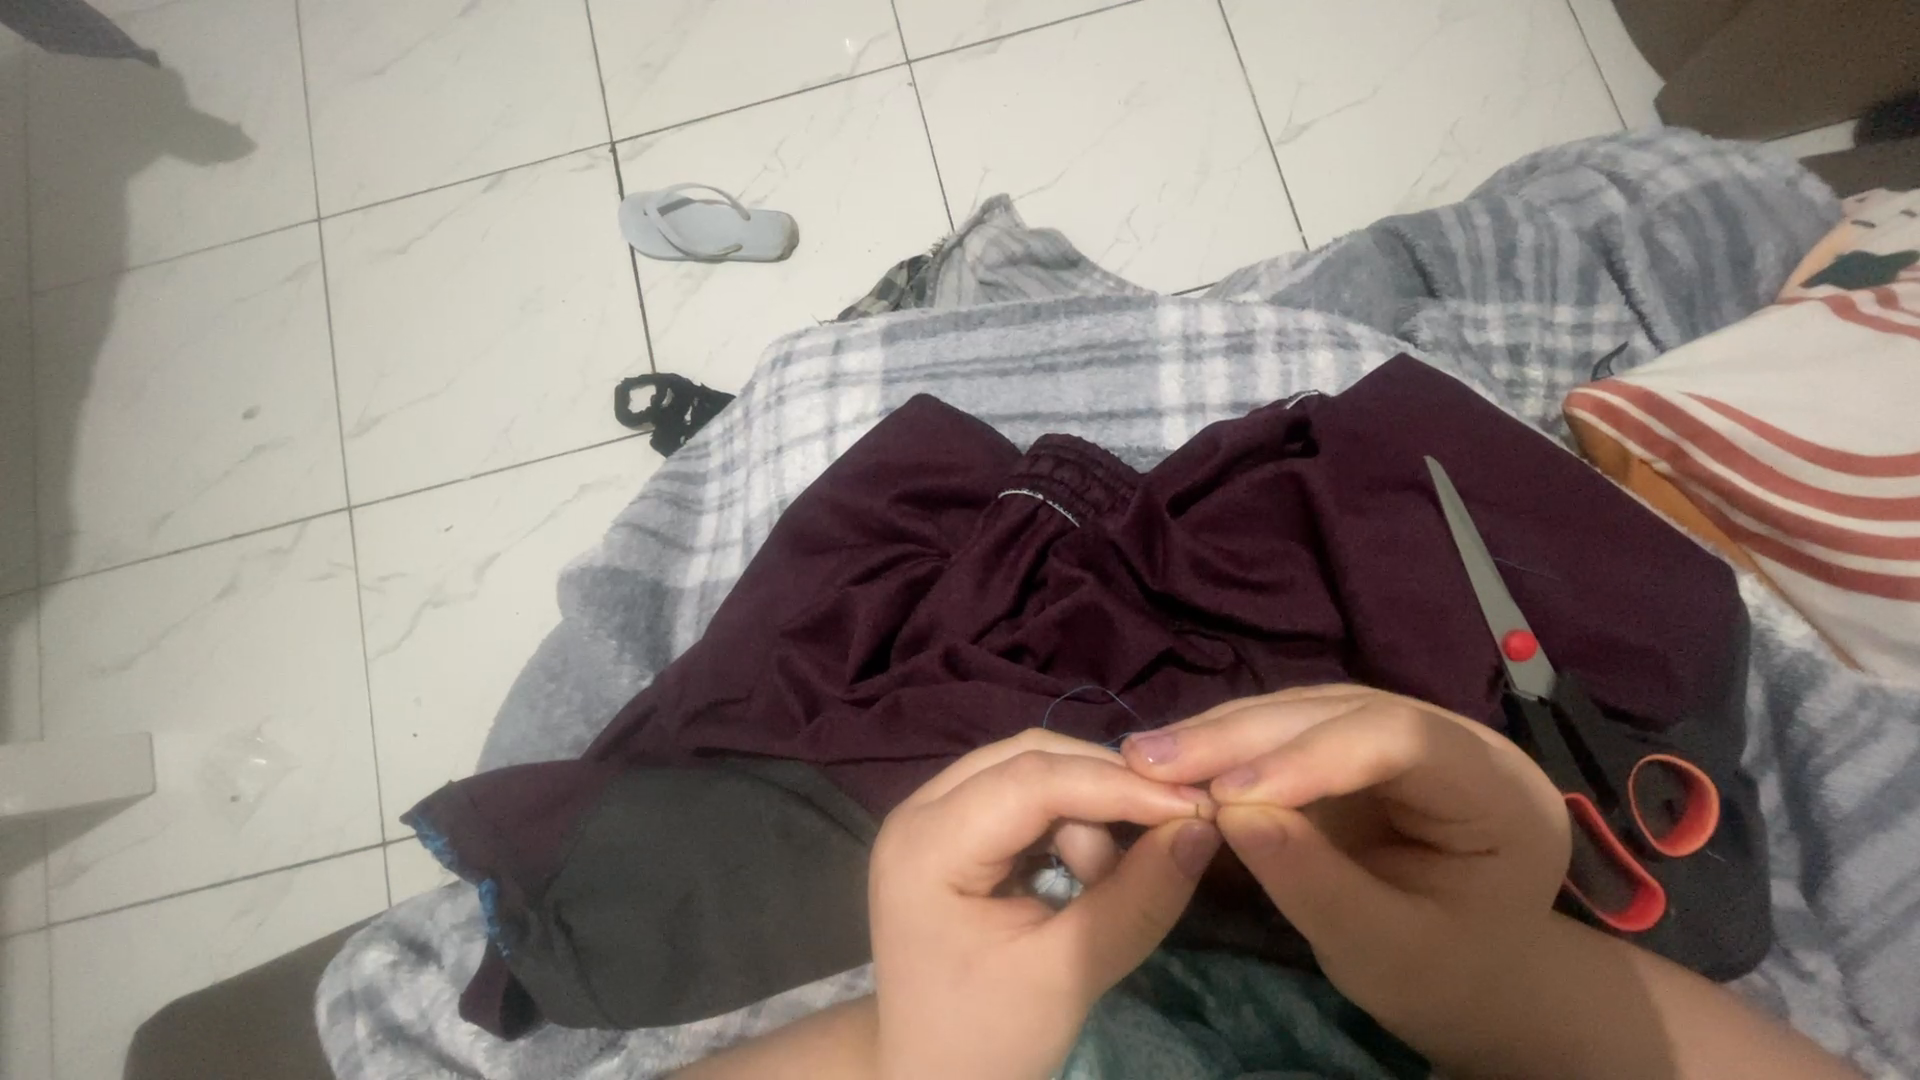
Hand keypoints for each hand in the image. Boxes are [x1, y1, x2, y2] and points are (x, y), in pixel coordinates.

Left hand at [870, 729, 1221, 1079]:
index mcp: (926, 845)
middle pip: (1026, 758)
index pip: (1030, 781)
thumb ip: (1138, 898)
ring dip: (1085, 809)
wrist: (929, 1079)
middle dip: (1102, 788)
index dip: (1116, 785)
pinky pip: (1020, 793)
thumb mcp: (1068, 975)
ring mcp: (929, 813)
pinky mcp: (950, 826)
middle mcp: (918, 808)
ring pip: (1027, 769)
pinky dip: (1067, 818)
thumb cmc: (987, 1040)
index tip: (1191, 804)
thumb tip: (1202, 827)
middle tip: (1163, 829)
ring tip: (1102, 881)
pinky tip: (1083, 867)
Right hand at [1121, 685, 1570, 1050]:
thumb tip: (1229, 814)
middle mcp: (1445, 737)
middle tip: (1148, 760)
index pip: (1399, 740)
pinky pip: (1276, 728)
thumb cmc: (1443, 975)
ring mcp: (1389, 731)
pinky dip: (1221, 744)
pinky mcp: (1342, 741)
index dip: (1310, 755)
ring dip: (1216, 732)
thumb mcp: (1387, 953)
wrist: (1461, 974)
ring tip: (1144, 756)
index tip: (1225, 794)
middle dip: (1239, 737)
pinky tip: (1175, 756)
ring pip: (1295, 708)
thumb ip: (1316, 883)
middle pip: (1333, 711)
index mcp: (1496, 789)